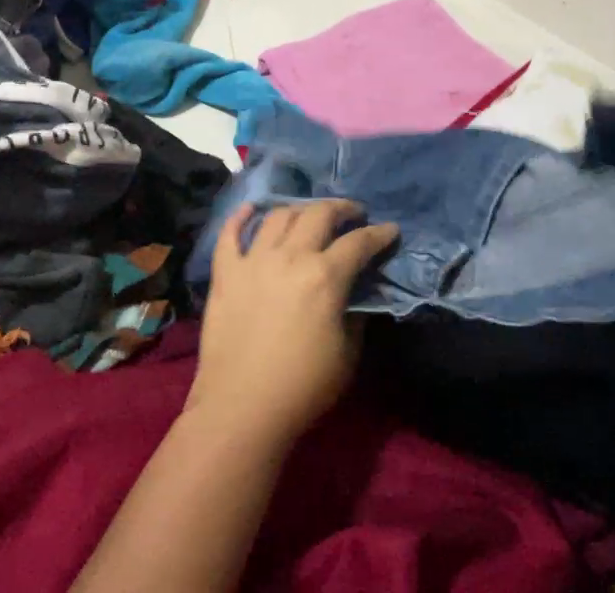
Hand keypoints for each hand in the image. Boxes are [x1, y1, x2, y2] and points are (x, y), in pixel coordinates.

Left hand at [187, 200, 398, 445]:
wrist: (242, 406)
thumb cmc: (303, 386)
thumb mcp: (347, 354)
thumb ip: (355, 315)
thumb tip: (356, 294)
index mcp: (325, 277)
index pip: (359, 243)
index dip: (379, 234)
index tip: (390, 229)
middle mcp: (289, 257)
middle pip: (318, 214)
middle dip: (341, 208)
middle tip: (353, 214)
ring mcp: (252, 261)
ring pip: (277, 216)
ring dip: (299, 210)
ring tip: (308, 216)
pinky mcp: (224, 273)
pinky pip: (229, 234)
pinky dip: (240, 217)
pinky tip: (250, 209)